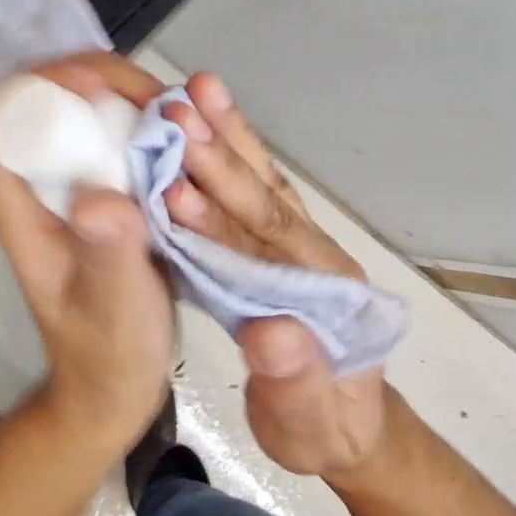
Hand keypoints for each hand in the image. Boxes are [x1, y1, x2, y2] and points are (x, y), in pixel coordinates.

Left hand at [0, 53, 175, 449]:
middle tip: (155, 96)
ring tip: (179, 110)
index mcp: (20, 207)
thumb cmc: (105, 351)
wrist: (115, 384)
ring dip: (124, 97)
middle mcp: (39, 185)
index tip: (89, 85)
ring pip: (81, 113)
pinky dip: (146, 122)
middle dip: (92, 81)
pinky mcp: (103, 188)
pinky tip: (186, 131)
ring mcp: (70, 185)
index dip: (30, 91)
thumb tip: (102, 198)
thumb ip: (107, 256)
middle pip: (41, 104)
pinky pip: (115, 136)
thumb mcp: (113, 308)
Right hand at [163, 74, 390, 479]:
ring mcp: (293, 240)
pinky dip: (226, 146)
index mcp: (324, 291)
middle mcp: (312, 252)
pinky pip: (248, 186)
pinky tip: (201, 115)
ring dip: (225, 132)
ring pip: (257, 178)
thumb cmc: (321, 428)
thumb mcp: (308, 426)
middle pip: (262, 196)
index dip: (220, 217)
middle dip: (216, 154)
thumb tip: (272, 334)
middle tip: (173, 110)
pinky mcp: (269, 237)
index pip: (268, 245)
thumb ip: (296, 383)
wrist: (343, 424)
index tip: (174, 188)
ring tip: (191, 88)